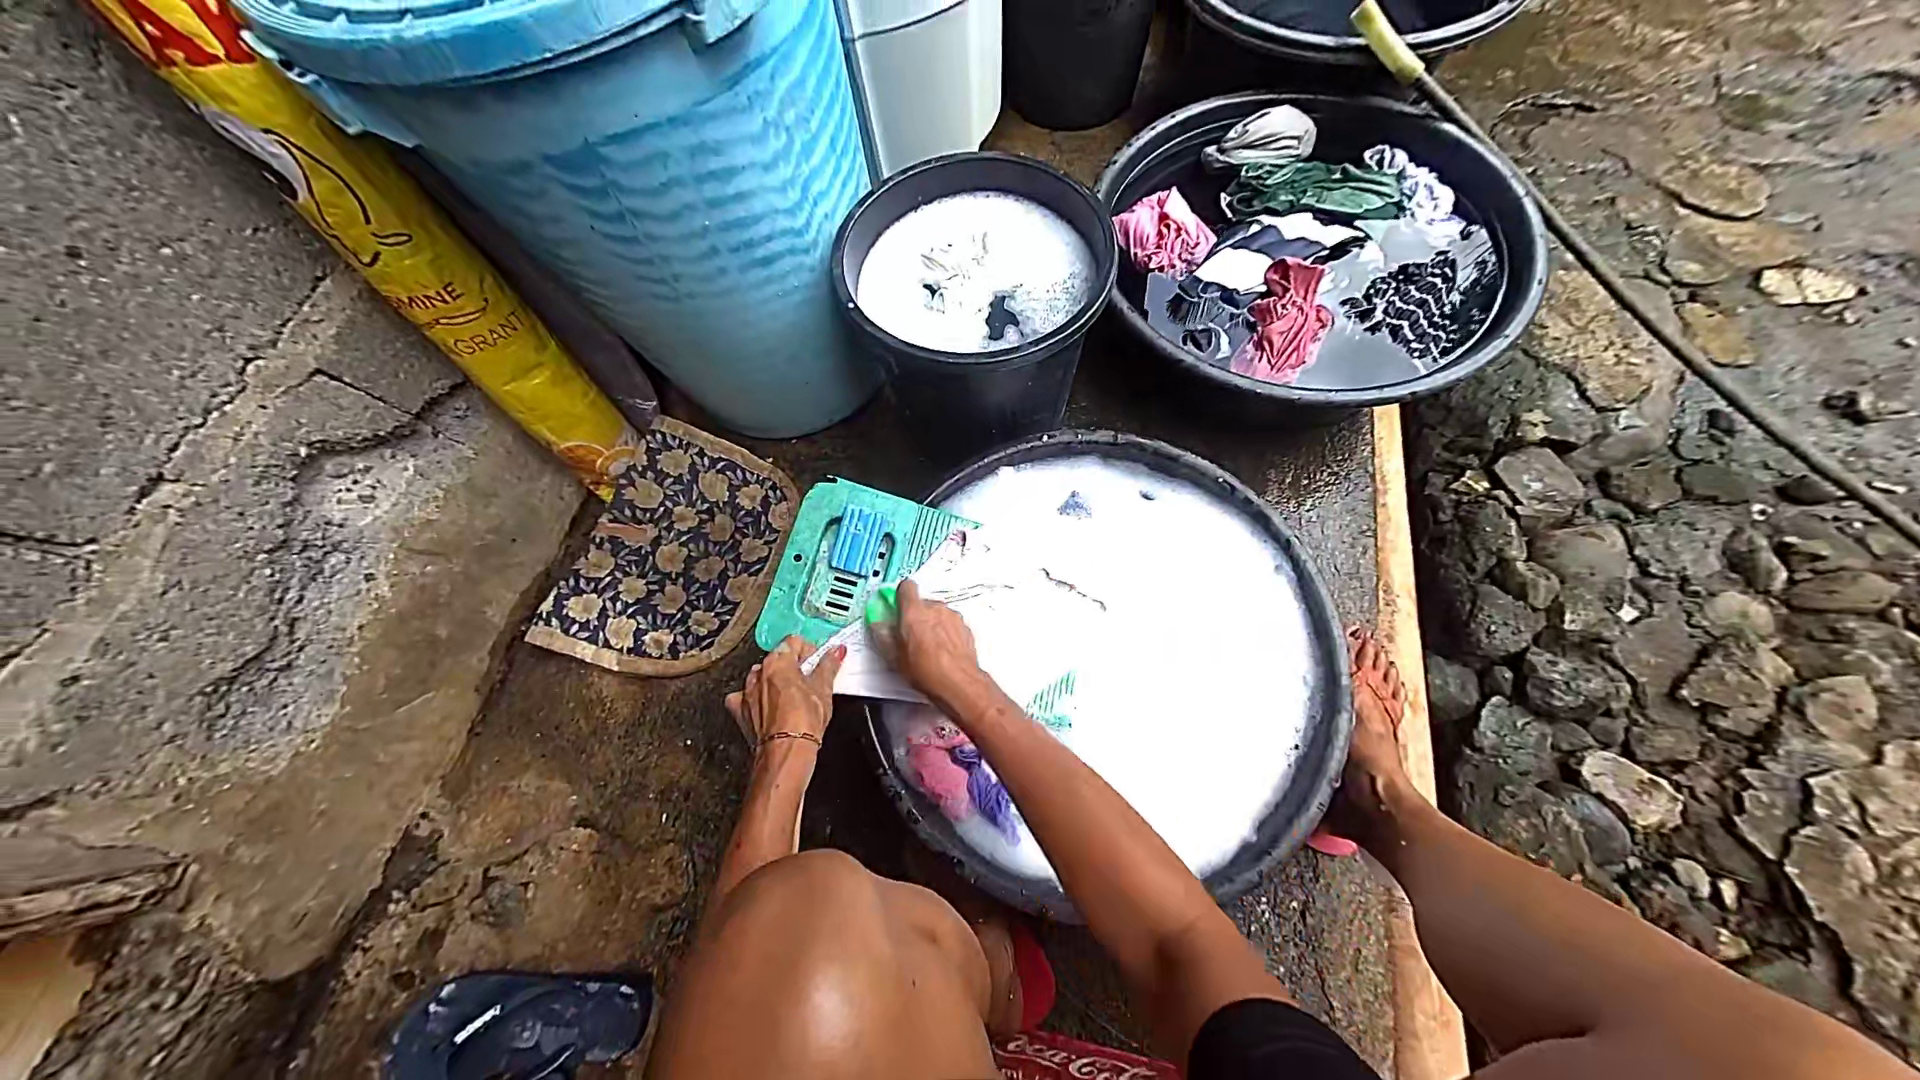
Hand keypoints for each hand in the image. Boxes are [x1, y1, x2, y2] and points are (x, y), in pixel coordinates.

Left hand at [725, 635, 844, 751]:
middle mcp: (758, 673)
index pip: (794, 642)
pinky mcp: (741, 712)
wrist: (786, 751)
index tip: (818, 661)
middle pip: (777, 659)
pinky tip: (770, 709)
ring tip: (792, 698)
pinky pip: (747, 699)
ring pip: (761, 678)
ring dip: (774, 683)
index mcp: (778, 661)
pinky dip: (757, 701)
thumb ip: (829, 665)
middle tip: (810, 681)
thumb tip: (835, 652)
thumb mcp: (824, 688)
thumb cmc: (803, 721)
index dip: (809, 651)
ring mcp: (747, 692)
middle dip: (793, 667)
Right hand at [885, 580, 993, 712]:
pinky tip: (942, 651)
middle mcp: (935, 608)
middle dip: (915, 616)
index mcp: (914, 612)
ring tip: (928, 648)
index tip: (896, 607)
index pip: (906, 587)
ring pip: (937, 613)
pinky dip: (946, 633)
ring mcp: (952, 616)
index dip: (900, 596)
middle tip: (910, 636)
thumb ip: (884, 635)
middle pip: (922, 603)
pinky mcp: (965, 627)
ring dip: (932, 624)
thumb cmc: (927, 671)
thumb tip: (878, 626)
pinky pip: (950, 624)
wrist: (958, 684)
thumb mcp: (895, 657)